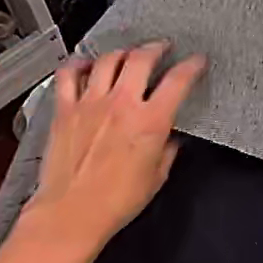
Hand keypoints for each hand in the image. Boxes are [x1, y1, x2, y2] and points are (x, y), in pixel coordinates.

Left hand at [16, 44, 205, 257]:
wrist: (71, 214)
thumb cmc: (116, 201)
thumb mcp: (158, 174)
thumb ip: (168, 148)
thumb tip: (171, 136)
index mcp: (151, 121)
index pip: (178, 80)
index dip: (192, 65)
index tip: (197, 61)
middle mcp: (121, 105)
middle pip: (141, 58)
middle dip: (156, 48)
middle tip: (162, 48)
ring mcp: (90, 104)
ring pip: (108, 60)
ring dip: (123, 52)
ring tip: (128, 54)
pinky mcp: (65, 110)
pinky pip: (69, 75)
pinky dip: (79, 64)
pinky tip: (86, 64)